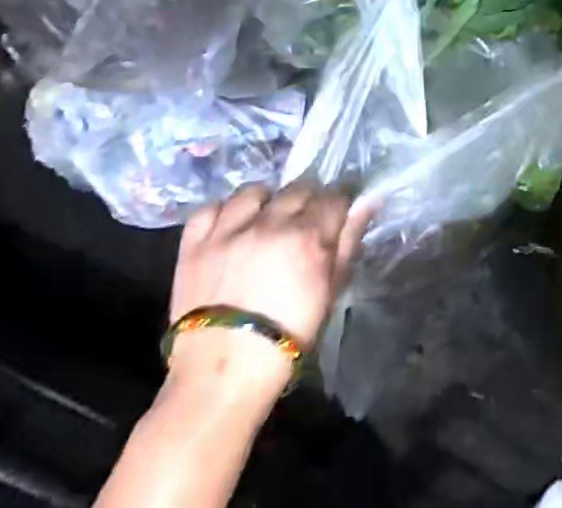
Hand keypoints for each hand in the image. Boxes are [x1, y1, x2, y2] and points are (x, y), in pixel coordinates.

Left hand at [166, 184, 373, 391]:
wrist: (223, 373)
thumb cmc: (290, 335)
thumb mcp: (331, 290)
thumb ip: (348, 242)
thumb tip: (367, 202)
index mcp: (308, 236)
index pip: (334, 196)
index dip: (339, 202)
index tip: (337, 213)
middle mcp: (270, 223)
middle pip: (298, 188)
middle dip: (307, 200)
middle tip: (304, 221)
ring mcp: (229, 230)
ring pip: (254, 191)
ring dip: (266, 201)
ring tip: (265, 219)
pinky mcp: (194, 243)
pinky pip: (210, 208)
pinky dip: (223, 212)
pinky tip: (231, 226)